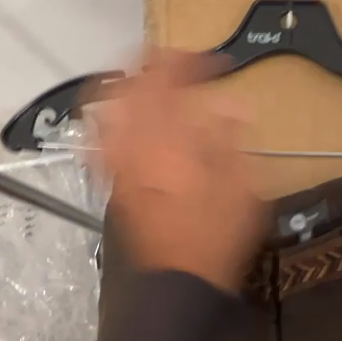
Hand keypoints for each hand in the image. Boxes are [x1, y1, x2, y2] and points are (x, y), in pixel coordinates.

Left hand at [94, 51, 265, 293]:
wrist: (180, 279)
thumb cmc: (217, 234)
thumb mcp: (242, 184)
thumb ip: (232, 139)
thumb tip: (233, 107)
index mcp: (171, 136)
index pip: (170, 78)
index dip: (190, 61)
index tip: (214, 63)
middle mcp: (137, 143)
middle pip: (129, 85)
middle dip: (149, 64)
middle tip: (172, 62)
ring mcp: (119, 163)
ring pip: (106, 108)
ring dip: (124, 88)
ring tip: (143, 82)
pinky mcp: (114, 183)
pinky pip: (99, 141)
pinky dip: (108, 123)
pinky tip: (119, 124)